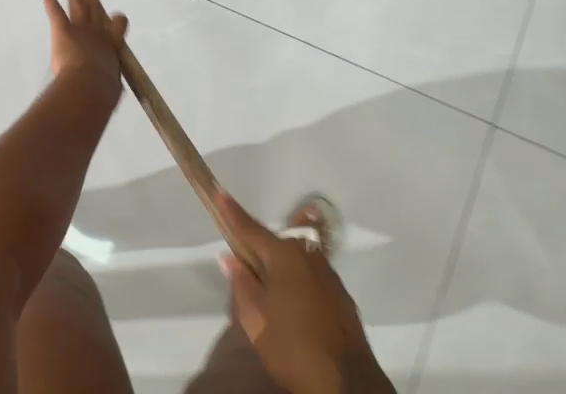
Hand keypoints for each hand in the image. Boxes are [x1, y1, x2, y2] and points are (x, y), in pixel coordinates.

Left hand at [42, 0, 127, 88]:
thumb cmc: (103, 90)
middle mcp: (98, 32)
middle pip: (95, 6)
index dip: (118, 19)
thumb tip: (112, 90)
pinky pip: (56, 11)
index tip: (117, 16)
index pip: (119, 25)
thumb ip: (111, 83)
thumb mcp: (112, 86)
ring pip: (77, 4)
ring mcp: (80, 28)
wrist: (89, 86)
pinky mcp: (63, 30)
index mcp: (113, 45)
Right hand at [217, 193, 392, 393]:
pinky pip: (311, 276)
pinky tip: (293, 306)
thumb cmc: (292, 347)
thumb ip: (242, 284)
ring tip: (269, 291)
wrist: (346, 382)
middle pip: (277, 243)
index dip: (233, 213)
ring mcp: (328, 274)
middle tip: (245, 265)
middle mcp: (308, 256)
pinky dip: (297, 281)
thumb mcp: (256, 320)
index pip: (251, 229)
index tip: (220, 191)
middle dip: (259, 248)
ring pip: (296, 260)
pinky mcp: (340, 294)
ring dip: (280, 267)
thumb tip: (231, 258)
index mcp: (284, 257)